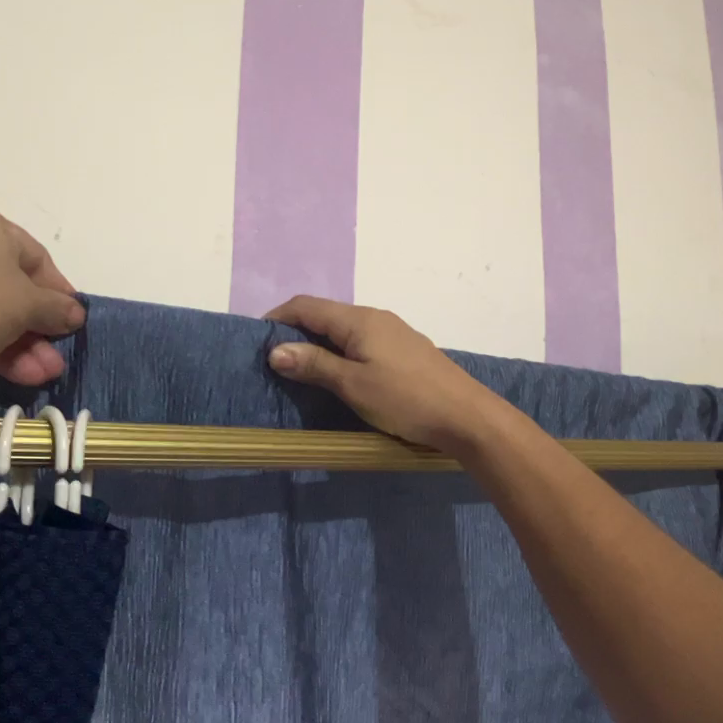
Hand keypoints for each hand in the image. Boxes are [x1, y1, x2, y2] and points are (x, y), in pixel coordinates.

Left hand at [0, 200, 84, 387]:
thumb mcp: (28, 307)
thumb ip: (57, 308)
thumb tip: (74, 313)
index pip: (36, 256)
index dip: (59, 293)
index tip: (72, 323)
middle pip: (8, 284)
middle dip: (36, 327)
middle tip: (54, 360)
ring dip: (16, 342)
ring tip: (37, 376)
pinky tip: (5, 370)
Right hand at [263, 296, 516, 452]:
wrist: (466, 416)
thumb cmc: (405, 399)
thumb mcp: (353, 385)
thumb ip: (314, 365)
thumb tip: (275, 349)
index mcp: (359, 320)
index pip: (307, 306)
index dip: (278, 318)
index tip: (256, 340)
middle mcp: (376, 318)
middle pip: (326, 316)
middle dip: (297, 332)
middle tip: (274, 361)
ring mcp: (394, 334)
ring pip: (345, 331)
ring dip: (320, 345)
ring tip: (301, 371)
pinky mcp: (406, 352)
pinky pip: (363, 343)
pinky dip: (341, 353)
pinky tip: (339, 376)